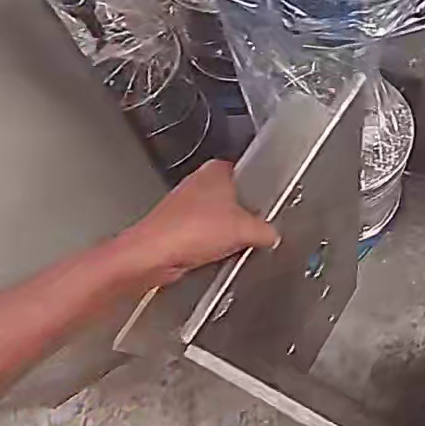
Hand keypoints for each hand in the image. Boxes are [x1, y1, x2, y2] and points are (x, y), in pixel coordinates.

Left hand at [112, 160, 279, 287]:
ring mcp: (186, 205)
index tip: (268, 206)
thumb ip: (266, 231)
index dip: (260, 191)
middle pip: (235, 200)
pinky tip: (213, 254)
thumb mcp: (245, 230)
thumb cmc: (187, 230)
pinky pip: (205, 236)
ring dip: (226, 233)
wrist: (152, 255)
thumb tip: (271, 235)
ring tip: (229, 244)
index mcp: (216, 170)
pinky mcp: (178, 227)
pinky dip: (211, 246)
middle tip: (251, 230)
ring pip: (219, 219)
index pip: (247, 174)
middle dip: (244, 217)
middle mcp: (199, 183)